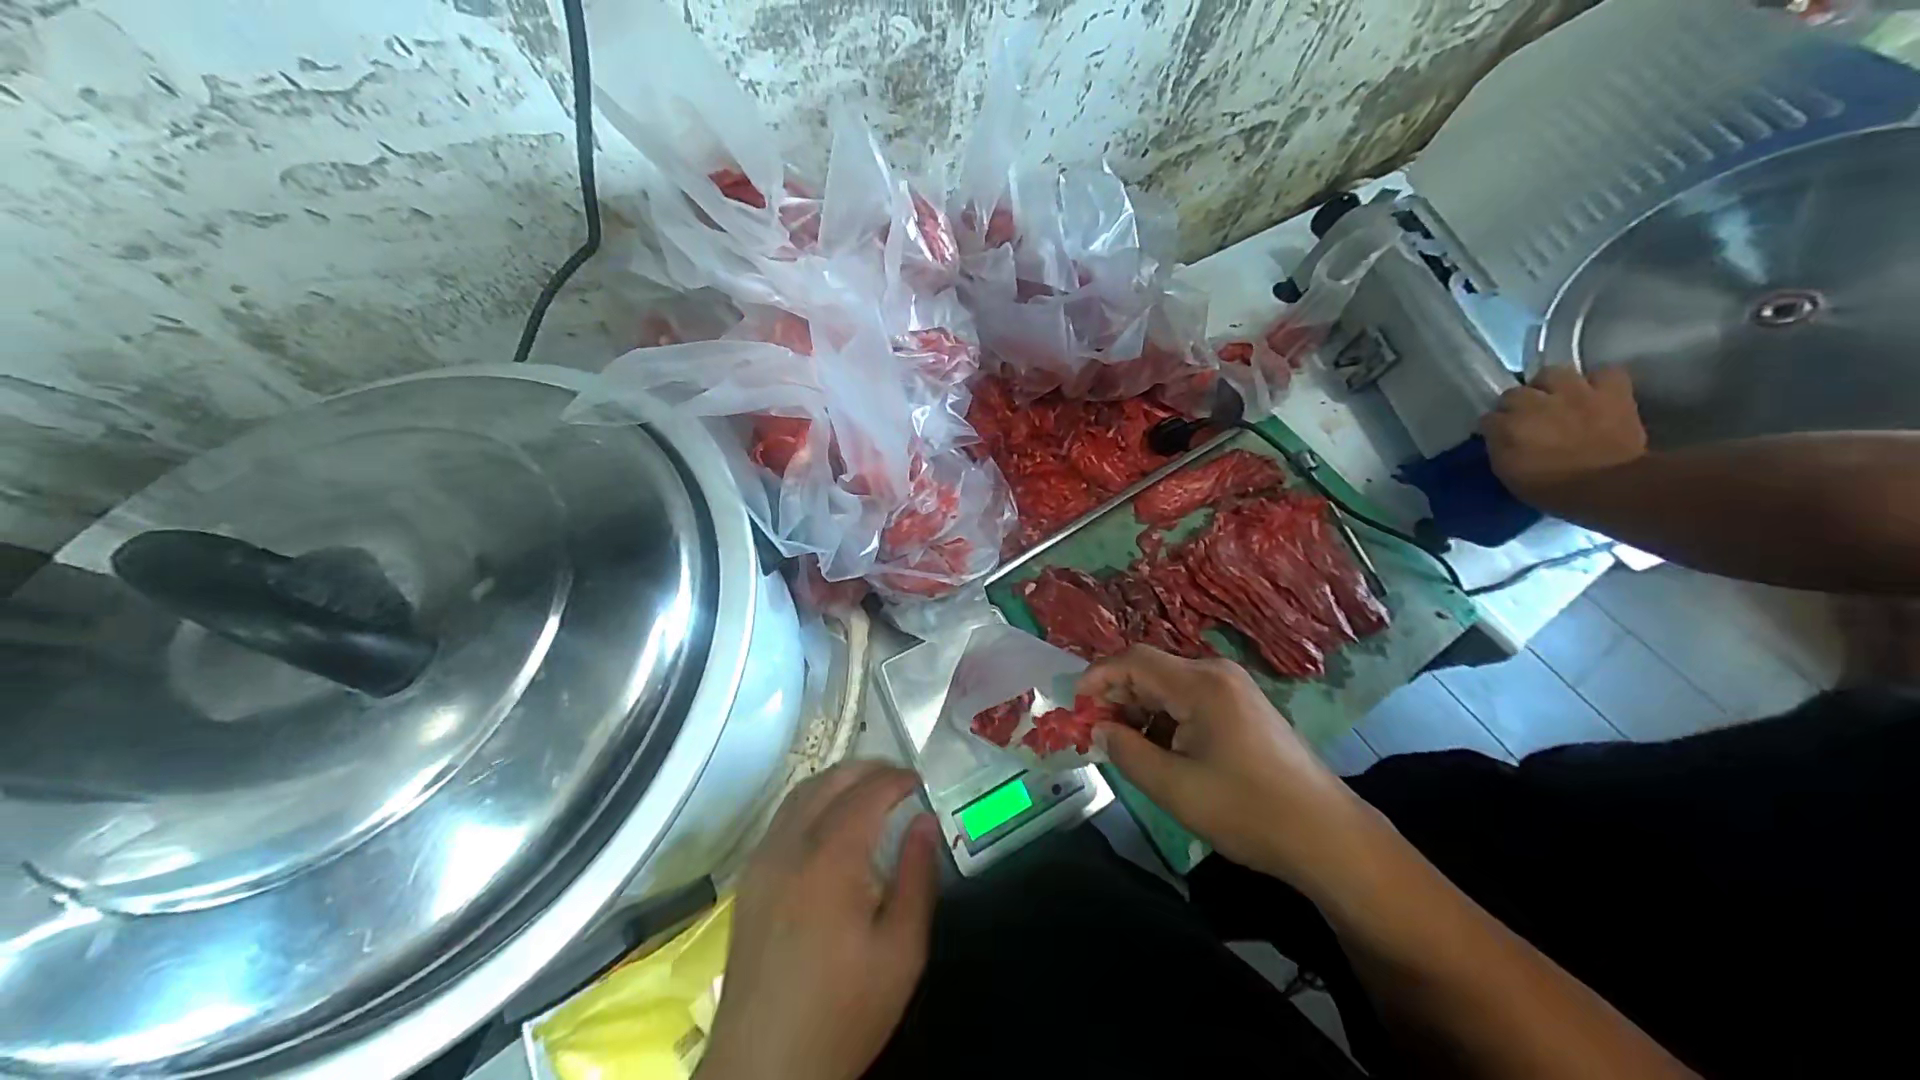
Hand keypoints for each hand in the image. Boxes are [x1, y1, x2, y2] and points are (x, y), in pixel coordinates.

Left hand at [698, 763, 939, 1079]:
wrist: (764, 1066)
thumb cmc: (843, 1011)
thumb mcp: (901, 951)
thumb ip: (917, 877)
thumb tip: (924, 821)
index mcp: (830, 859)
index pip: (867, 793)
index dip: (897, 779)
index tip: (920, 781)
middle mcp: (789, 846)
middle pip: (829, 781)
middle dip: (868, 770)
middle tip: (900, 779)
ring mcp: (762, 861)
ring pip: (801, 794)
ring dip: (838, 781)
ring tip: (870, 792)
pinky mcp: (749, 879)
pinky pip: (782, 817)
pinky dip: (813, 801)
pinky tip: (831, 822)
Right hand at [1080, 646, 1378, 888]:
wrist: (1326, 836)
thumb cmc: (1246, 810)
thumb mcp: (1173, 787)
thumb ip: (1126, 752)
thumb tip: (1099, 730)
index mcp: (1200, 684)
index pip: (1132, 660)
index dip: (1096, 678)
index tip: (1074, 709)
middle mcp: (1216, 674)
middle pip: (1150, 670)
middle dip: (1115, 697)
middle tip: (1093, 733)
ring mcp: (1233, 689)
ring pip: (1168, 686)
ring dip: (1139, 711)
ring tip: (1123, 748)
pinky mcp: (1242, 707)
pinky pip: (1189, 700)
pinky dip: (1164, 718)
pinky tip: (1158, 751)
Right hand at [1482, 366, 1646, 507]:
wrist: (1611, 487)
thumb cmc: (1554, 489)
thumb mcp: (1509, 473)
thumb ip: (1499, 447)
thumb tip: (1498, 434)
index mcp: (1507, 427)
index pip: (1488, 418)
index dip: (1495, 428)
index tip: (1501, 438)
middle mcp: (1535, 403)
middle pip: (1514, 393)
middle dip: (1517, 405)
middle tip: (1527, 419)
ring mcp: (1575, 393)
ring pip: (1552, 373)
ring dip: (1550, 385)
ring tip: (1557, 398)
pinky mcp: (1611, 392)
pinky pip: (1604, 372)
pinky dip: (1598, 380)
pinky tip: (1594, 392)